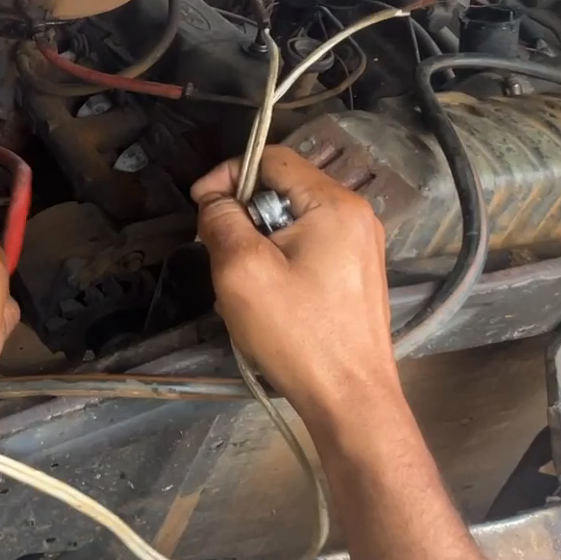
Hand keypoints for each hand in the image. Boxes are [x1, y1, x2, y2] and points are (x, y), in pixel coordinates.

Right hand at [190, 146, 397, 425]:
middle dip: (241, 211)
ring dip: (254, 239)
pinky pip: (304, 247)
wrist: (350, 401)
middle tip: (216, 246)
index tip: (201, 205)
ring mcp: (359, 248)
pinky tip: (263, 295)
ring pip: (290, 221)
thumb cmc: (296, 332)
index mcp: (334, 206)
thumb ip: (221, 220)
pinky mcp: (354, 276)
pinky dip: (275, 259)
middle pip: (282, 188)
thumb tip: (215, 200)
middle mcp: (355, 218)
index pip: (274, 158)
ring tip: (238, 278)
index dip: (229, 172)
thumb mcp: (241, 268)